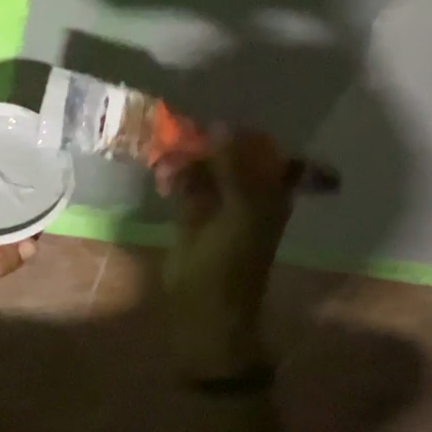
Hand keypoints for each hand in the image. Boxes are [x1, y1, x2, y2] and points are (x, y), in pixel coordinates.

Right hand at [163, 130, 301, 380]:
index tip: (211, 121)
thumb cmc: (230, 263)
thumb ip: (232, 166)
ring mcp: (218, 206)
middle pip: (227, 155)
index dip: (238, 133)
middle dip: (203, 145)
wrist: (204, 311)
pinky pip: (185, 184)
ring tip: (167, 166)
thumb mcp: (239, 211)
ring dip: (184, 161)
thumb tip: (222, 124)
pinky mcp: (192, 216)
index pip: (259, 149)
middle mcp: (246, 195)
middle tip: (179, 138)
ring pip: (203, 167)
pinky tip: (163, 179)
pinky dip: (174, 178)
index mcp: (268, 194)